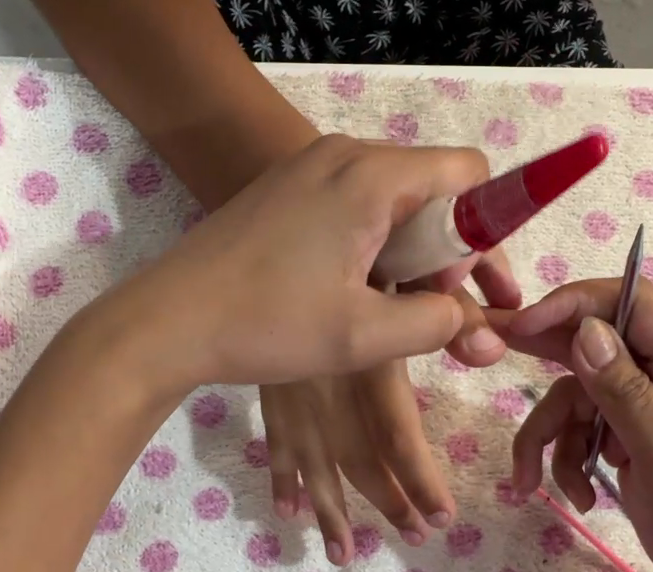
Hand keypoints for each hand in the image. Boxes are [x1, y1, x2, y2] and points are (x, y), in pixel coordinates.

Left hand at [126, 135, 497, 388]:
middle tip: (439, 318)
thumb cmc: (268, 324)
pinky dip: (369, 252)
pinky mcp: (282, 195)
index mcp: (372, 175)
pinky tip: (351, 300)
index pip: (467, 174)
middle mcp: (342, 155)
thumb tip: (476, 321)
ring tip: (392, 318)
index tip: (467, 292)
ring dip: (407, 261)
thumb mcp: (364, 336)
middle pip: (430, 191)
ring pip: (389, 206)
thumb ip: (437, 324)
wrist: (169, 321)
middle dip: (447, 256)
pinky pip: (349, 212)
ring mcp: (306, 172)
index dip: (484, 234)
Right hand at [259, 251, 518, 564]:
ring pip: (315, 465)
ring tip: (346, 553)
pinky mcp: (266, 387)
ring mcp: (291, 393)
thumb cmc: (343, 235)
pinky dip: (281, 478)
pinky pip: (274, 441)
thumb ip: (454, 305)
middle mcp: (328, 389)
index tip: (443, 518)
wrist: (267, 219)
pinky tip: (288, 512)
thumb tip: (494, 345)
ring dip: (332, 511)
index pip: (398, 436)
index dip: (420, 482)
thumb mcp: (404, 264)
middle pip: (359, 462)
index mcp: (363, 363)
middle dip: (388, 503)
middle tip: (417, 537)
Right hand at [499, 278, 652, 571]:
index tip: (520, 326)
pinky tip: (577, 497)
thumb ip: (627, 393)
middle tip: (493, 351)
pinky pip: (578, 433)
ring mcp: (643, 409)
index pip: (632, 305)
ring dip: (548, 440)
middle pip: (594, 342)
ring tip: (533, 484)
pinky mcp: (626, 438)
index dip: (575, 304)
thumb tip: (586, 331)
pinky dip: (565, 463)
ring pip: (574, 398)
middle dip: (543, 353)